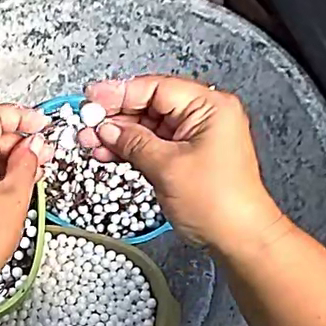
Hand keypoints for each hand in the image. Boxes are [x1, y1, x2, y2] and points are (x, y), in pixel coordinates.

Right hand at [77, 76, 286, 252]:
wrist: (237, 236)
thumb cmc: (219, 202)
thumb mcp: (167, 167)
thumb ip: (134, 143)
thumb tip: (108, 129)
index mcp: (209, 107)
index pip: (156, 88)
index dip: (120, 92)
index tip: (93, 98)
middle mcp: (204, 117)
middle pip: (150, 105)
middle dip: (116, 116)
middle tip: (88, 123)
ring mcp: (195, 138)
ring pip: (148, 127)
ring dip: (119, 134)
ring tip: (92, 140)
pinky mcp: (186, 157)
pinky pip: (153, 145)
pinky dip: (130, 149)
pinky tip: (109, 151)